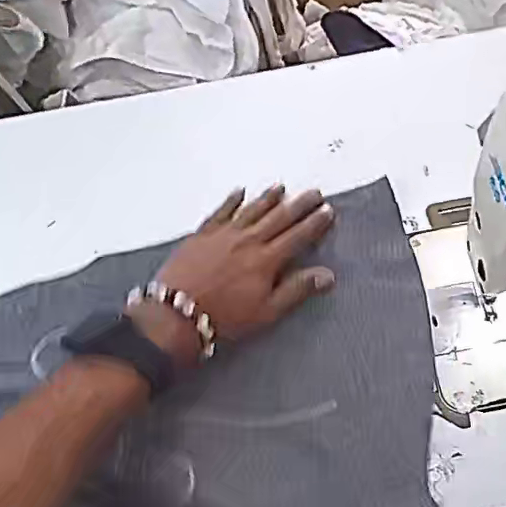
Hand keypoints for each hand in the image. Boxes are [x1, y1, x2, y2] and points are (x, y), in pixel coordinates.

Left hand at [130, 185, 336, 367]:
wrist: (178, 314)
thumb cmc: (224, 317)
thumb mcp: (267, 312)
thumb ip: (296, 290)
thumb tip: (325, 276)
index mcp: (266, 260)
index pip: (298, 236)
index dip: (315, 223)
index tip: (327, 212)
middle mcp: (248, 241)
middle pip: (279, 217)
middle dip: (299, 204)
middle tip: (314, 193)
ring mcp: (224, 234)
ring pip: (252, 210)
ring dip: (269, 198)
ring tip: (282, 188)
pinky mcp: (202, 235)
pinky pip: (221, 211)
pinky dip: (232, 200)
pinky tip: (239, 192)